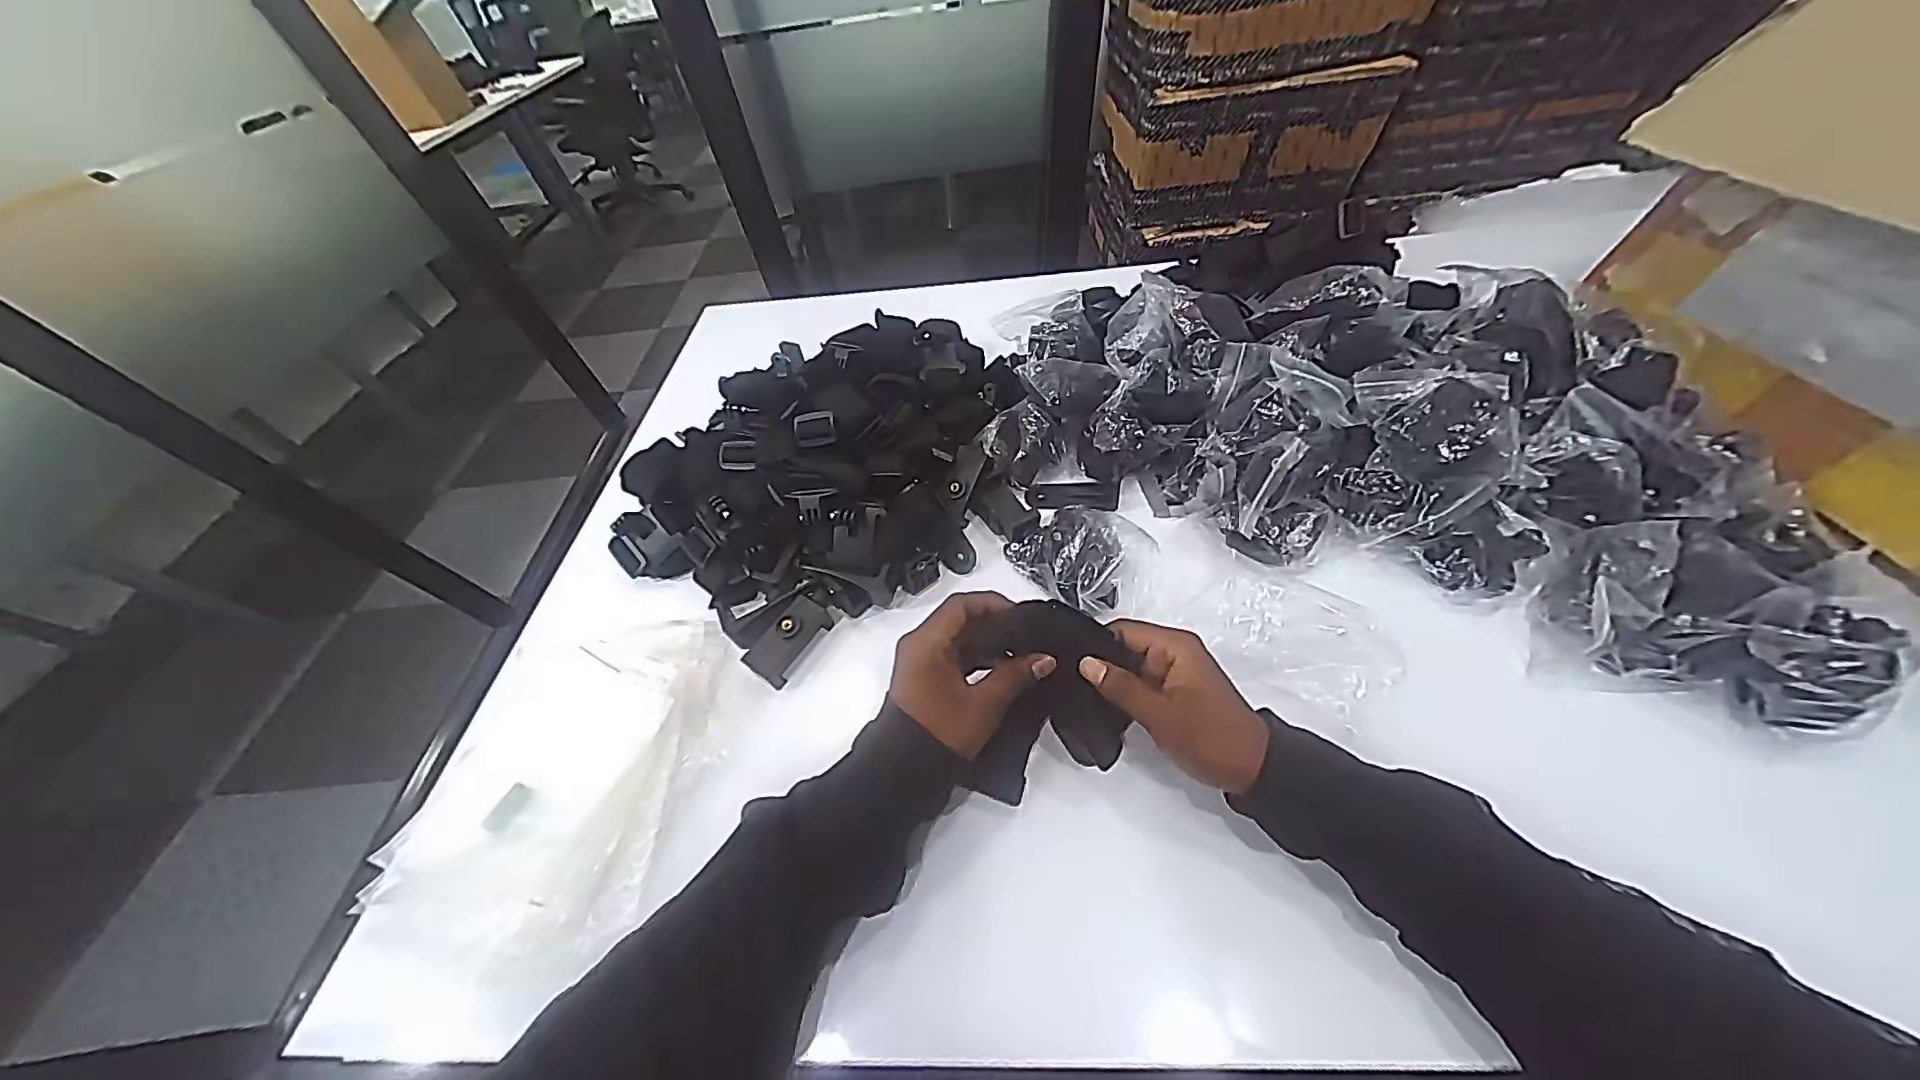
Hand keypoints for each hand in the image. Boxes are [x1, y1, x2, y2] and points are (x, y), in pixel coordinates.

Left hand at [890, 591, 1055, 758]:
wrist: (904, 773)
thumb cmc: (933, 737)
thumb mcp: (984, 704)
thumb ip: (1016, 676)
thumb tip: (1041, 660)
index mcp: (926, 643)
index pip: (962, 605)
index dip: (993, 604)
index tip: (1018, 614)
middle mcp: (918, 647)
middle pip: (960, 621)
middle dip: (995, 626)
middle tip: (1025, 635)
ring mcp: (919, 664)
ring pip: (958, 640)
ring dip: (988, 645)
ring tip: (1019, 656)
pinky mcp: (924, 680)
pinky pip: (952, 657)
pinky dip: (977, 660)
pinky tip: (1002, 672)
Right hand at [1077, 619, 1269, 793]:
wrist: (1251, 770)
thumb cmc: (1213, 739)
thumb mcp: (1160, 714)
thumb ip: (1121, 687)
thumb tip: (1088, 664)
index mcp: (1175, 646)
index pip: (1122, 630)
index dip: (1096, 646)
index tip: (1073, 665)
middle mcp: (1175, 652)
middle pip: (1124, 647)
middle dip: (1103, 665)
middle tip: (1077, 687)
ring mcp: (1175, 671)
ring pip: (1131, 667)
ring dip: (1115, 682)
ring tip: (1092, 700)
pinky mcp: (1174, 689)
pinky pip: (1142, 683)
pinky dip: (1128, 693)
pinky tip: (1113, 708)